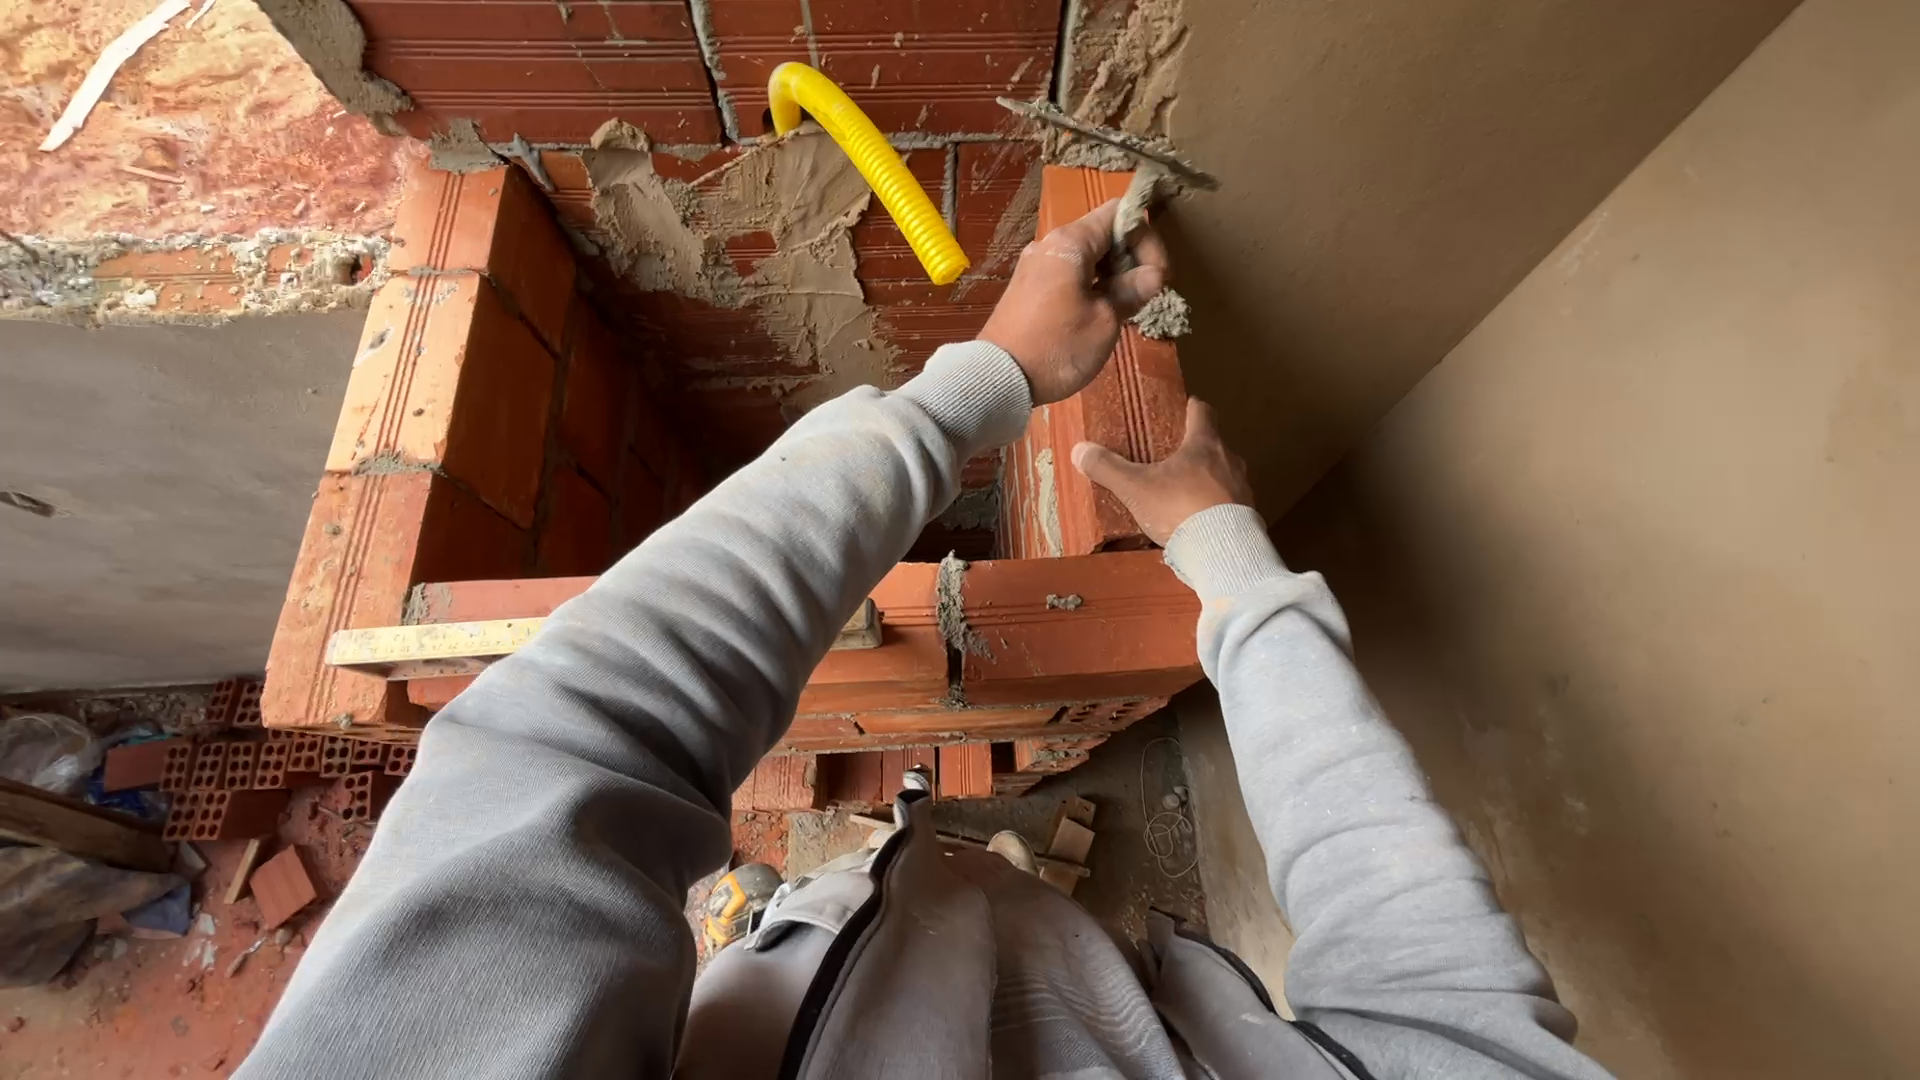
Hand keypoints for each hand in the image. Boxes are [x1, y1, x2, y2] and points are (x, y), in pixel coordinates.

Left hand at [978, 199, 1168, 404]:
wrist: (998, 379)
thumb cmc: (1056, 348)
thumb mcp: (1105, 322)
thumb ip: (1132, 291)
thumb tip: (1152, 274)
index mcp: (1070, 242)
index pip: (1120, 213)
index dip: (1147, 239)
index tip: (1157, 276)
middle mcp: (1049, 245)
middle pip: (1102, 235)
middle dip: (1130, 261)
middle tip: (1141, 298)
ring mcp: (1034, 267)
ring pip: (1086, 259)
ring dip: (1111, 278)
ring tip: (1121, 312)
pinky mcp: (1027, 290)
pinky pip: (1067, 277)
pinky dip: (1089, 289)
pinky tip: (1096, 317)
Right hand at [1071, 399, 1254, 545]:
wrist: (1222, 550)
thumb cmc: (1179, 508)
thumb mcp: (1136, 488)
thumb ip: (1108, 468)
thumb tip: (1079, 450)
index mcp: (1204, 444)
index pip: (1202, 412)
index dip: (1190, 407)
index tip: (1181, 408)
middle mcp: (1229, 460)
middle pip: (1214, 444)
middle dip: (1194, 448)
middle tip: (1172, 455)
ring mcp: (1242, 488)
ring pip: (1223, 474)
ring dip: (1206, 478)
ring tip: (1182, 491)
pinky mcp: (1247, 515)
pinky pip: (1228, 503)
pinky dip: (1213, 505)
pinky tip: (1196, 520)